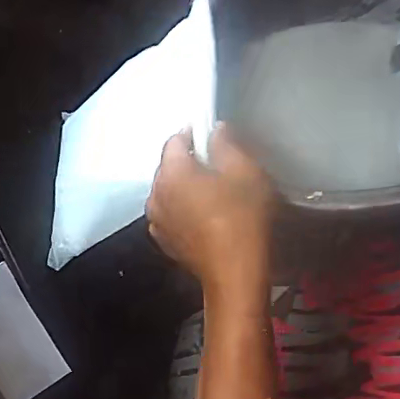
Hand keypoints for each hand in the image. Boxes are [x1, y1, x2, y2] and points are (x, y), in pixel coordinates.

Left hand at [145, 124, 276, 298]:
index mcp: (171, 174)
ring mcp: (156, 220)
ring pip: (165, 191)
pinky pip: (168, 213)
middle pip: (166, 167)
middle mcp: (155, 196)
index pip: (173, 142)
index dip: (192, 133)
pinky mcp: (162, 239)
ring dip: (182, 185)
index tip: (209, 134)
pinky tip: (201, 212)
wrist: (233, 267)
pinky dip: (180, 207)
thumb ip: (225, 144)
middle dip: (187, 160)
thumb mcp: (244, 171)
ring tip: (209, 187)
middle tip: (214, 162)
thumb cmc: (241, 216)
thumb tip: (215, 130)